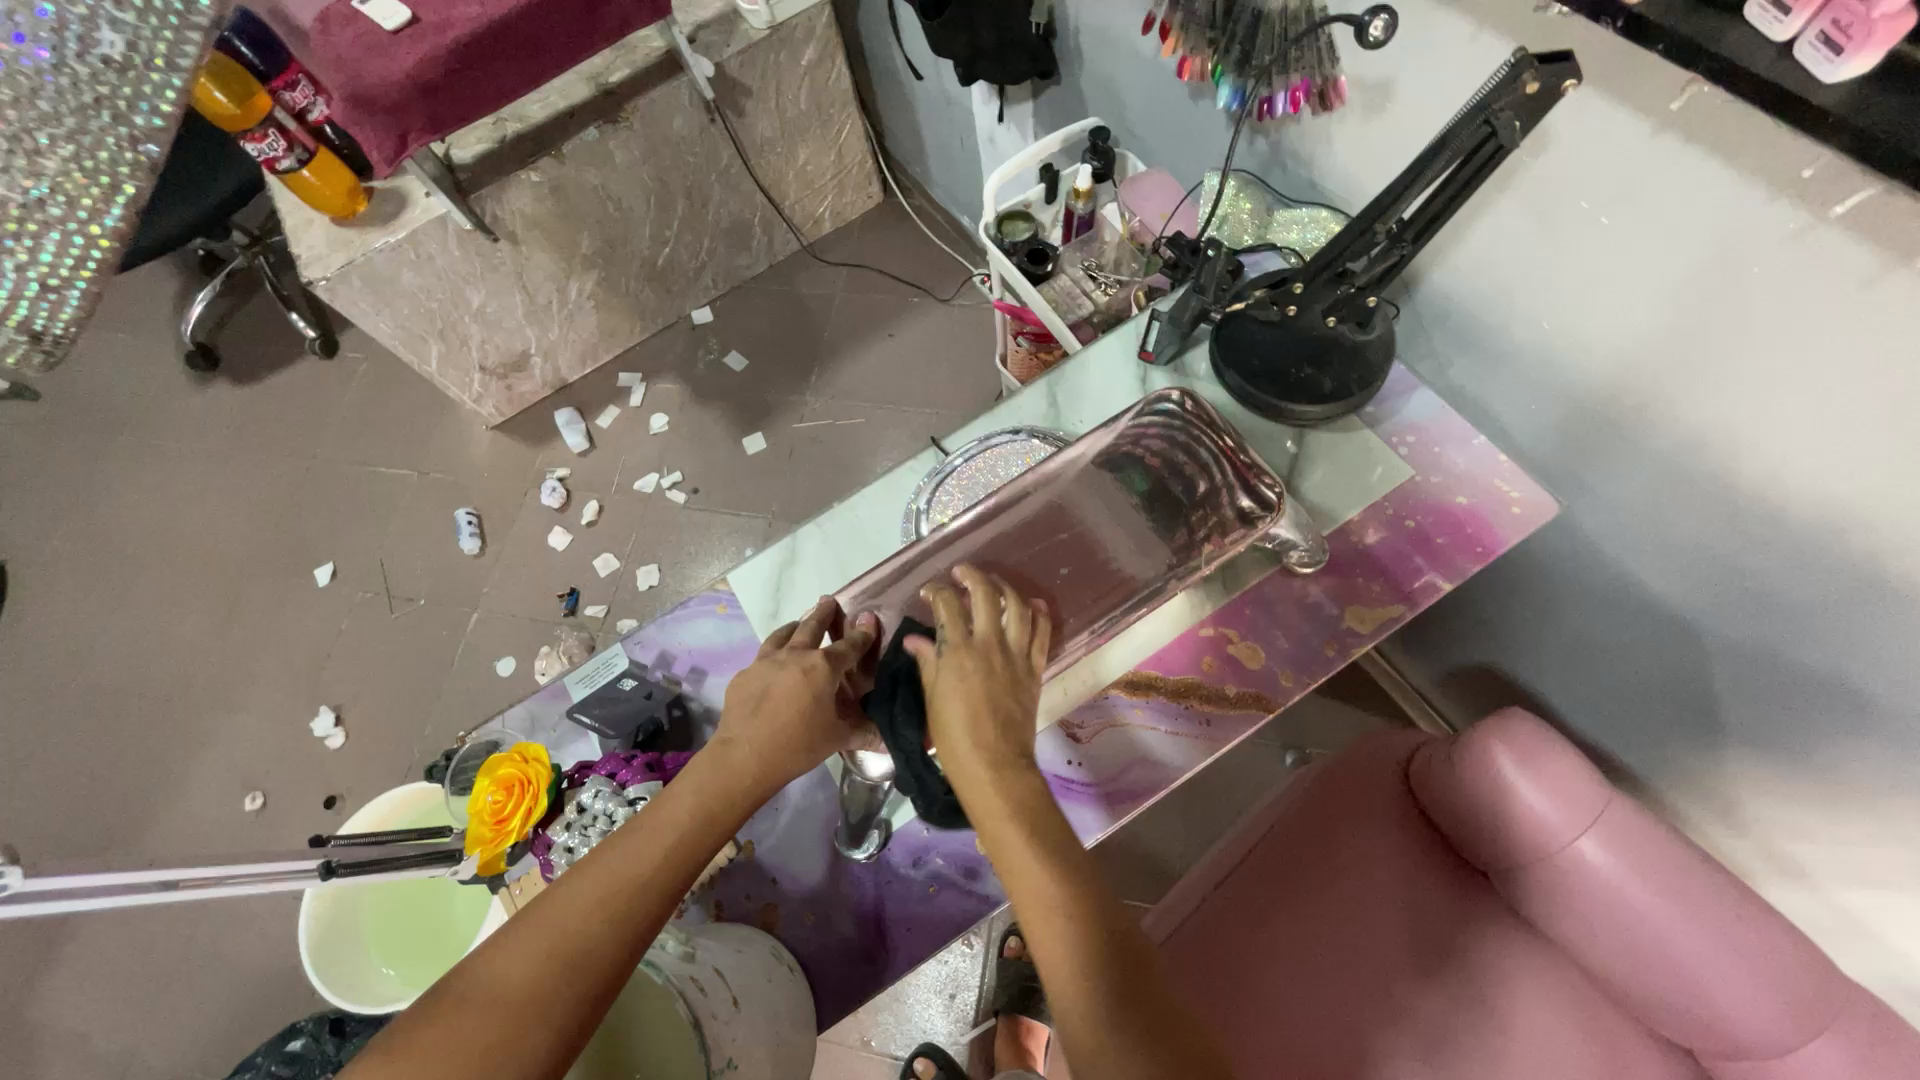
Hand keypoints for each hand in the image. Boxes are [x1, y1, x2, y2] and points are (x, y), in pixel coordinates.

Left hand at [712, 597, 879, 796]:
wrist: (745, 755)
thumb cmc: (798, 745)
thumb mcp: (836, 739)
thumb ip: (862, 734)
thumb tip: (887, 743)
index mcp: (822, 667)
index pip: (849, 645)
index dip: (862, 633)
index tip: (868, 618)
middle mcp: (795, 656)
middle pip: (811, 626)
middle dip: (823, 613)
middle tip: (828, 600)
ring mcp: (765, 662)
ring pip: (782, 635)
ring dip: (793, 626)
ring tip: (798, 623)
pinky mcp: (744, 675)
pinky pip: (761, 658)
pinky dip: (771, 655)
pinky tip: (771, 665)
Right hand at [905, 565, 1051, 798]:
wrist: (994, 765)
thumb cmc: (954, 737)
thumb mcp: (932, 697)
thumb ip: (927, 662)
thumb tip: (916, 639)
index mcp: (957, 651)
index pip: (947, 605)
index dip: (936, 592)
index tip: (929, 592)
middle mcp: (988, 644)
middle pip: (984, 594)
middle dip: (971, 576)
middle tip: (961, 573)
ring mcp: (1015, 654)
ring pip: (1017, 606)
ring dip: (1004, 588)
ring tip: (993, 583)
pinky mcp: (1035, 668)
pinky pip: (1042, 633)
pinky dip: (1039, 614)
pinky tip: (1033, 603)